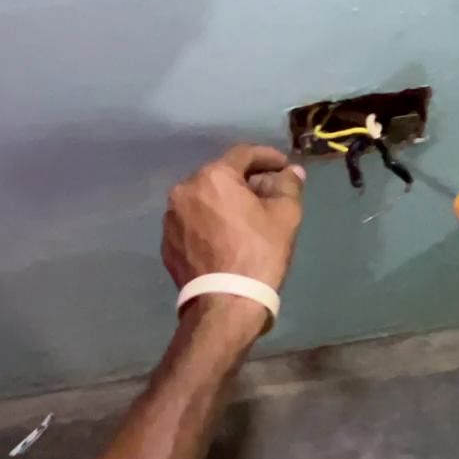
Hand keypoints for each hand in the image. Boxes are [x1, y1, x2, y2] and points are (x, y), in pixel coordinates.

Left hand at [162, 144, 305, 291]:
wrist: (225, 305)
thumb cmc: (258, 253)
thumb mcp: (285, 215)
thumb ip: (289, 185)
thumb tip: (292, 171)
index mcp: (213, 176)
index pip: (244, 154)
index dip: (268, 157)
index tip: (284, 167)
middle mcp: (185, 189)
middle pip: (221, 176)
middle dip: (246, 181)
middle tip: (269, 194)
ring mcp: (171, 217)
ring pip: (204, 199)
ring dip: (225, 202)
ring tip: (247, 218)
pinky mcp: (167, 243)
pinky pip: (192, 222)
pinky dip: (209, 223)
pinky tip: (226, 238)